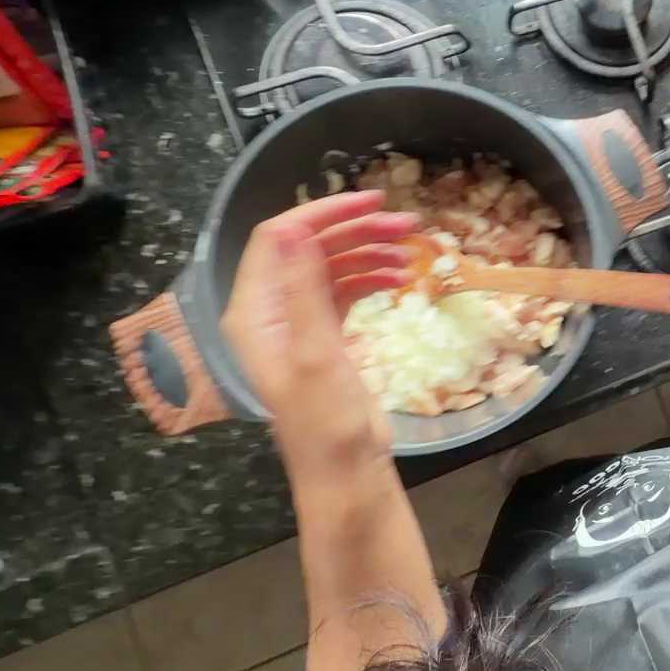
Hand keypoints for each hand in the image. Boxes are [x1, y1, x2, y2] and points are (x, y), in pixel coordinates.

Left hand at [219, 191, 418, 477]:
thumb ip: (302, 291)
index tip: (375, 201)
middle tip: (408, 227)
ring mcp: (299, 323)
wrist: (346, 469)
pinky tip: (401, 280)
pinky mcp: (325, 336)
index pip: (280, 238)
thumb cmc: (328, 421)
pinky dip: (372, 279)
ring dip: (370, 254)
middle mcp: (272, 311)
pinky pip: (345, 291)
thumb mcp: (316, 355)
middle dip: (358, 231)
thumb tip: (290, 229)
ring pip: (332, 267)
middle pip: (311, 249)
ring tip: (412, 255)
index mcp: (257, 311)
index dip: (324, 213)